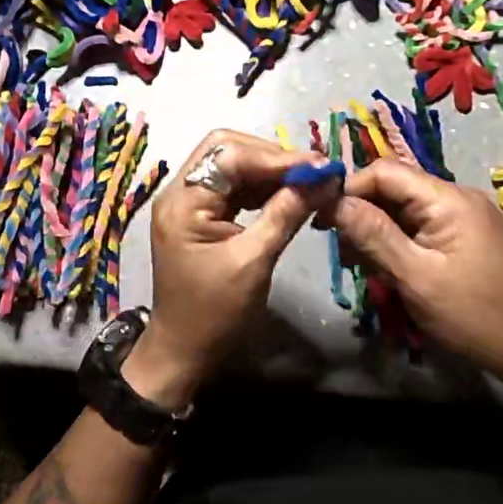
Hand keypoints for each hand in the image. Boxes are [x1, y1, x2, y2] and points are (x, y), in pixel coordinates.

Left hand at [136, 130, 327, 398]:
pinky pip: (234, 188)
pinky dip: (262, 187)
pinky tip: (290, 195)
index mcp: (182, 202)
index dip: (275, 156)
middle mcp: (181, 193)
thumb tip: (322, 179)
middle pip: (227, 151)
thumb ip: (285, 215)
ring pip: (232, 166)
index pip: (228, 155)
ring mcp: (190, 204)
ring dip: (271, 171)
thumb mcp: (253, 263)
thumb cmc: (214, 314)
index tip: (318, 167)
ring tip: (310, 182)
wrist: (183, 352)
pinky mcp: (201, 217)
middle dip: (272, 157)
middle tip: (313, 174)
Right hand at [329, 159, 502, 379]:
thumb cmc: (472, 315)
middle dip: (362, 215)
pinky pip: (419, 226)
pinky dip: (396, 243)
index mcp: (448, 199)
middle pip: (393, 189)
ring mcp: (463, 217)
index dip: (350, 189)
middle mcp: (457, 197)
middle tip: (343, 253)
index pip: (385, 172)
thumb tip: (333, 201)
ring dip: (376, 233)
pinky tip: (387, 269)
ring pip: (402, 210)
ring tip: (363, 266)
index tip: (323, 220)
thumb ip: (373, 235)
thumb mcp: (415, 276)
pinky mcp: (463, 236)